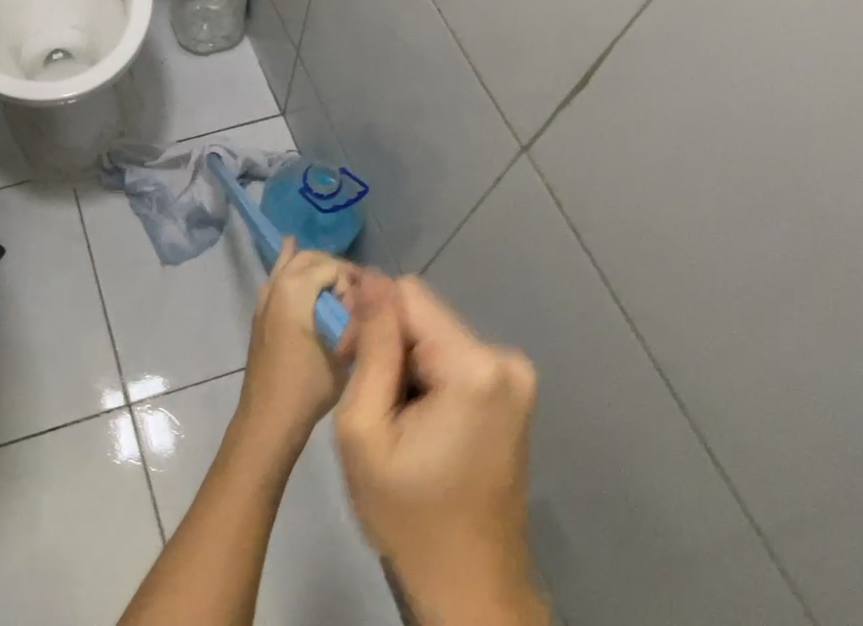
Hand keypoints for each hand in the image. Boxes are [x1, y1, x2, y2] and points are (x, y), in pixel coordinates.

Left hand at [236, 239, 354, 445]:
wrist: (269, 417)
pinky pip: (277, 278)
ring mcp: (263, 299)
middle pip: (308, 258)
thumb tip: (367, 302)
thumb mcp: (343, 355)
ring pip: (289, 264)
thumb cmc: (309, 388)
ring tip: (338, 280)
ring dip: (314, 266)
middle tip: (357, 293)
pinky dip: (289, 267)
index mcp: (294, 293)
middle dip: (335, 268)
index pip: (330, 267)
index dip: (351, 280)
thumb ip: (354, 321)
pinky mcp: (260, 313)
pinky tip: (292, 251)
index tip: (363, 305)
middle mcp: (275, 287)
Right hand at [334, 274, 540, 609]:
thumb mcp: (363, 430)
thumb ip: (371, 349)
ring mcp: (514, 377)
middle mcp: (505, 361)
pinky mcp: (511, 392)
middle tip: (365, 399)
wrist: (468, 581)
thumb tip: (368, 281)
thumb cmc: (407, 513)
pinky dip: (425, 378)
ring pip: (434, 336)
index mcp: (474, 368)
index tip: (348, 362)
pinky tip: (414, 420)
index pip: (406, 295)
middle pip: (422, 316)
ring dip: (403, 363)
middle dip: (386, 344)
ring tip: (389, 416)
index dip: (368, 319)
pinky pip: (452, 357)